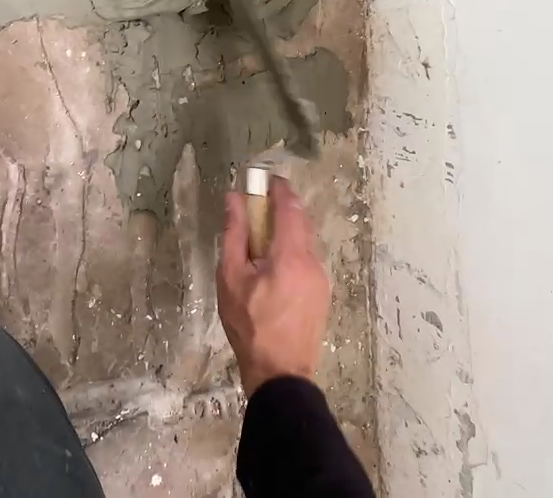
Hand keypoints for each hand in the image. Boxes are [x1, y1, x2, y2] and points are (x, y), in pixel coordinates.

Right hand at [217, 178, 330, 392]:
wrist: (280, 373)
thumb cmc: (249, 324)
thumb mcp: (230, 276)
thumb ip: (234, 234)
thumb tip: (234, 199)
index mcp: (291, 256)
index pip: (290, 207)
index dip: (277, 188)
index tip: (261, 180)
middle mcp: (313, 263)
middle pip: (300, 221)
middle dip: (279, 208)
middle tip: (253, 208)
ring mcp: (321, 279)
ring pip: (304, 241)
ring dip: (284, 231)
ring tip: (257, 241)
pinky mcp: (322, 293)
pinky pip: (307, 259)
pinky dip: (290, 250)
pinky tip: (271, 265)